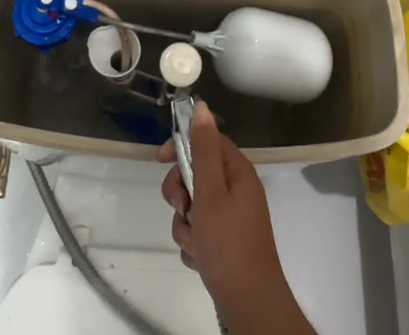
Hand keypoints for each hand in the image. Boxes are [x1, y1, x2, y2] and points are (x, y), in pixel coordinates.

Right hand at [158, 103, 310, 331]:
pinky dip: (193, 243)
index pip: (207, 141)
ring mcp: (231, 217)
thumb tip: (202, 108)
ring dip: (186, 223)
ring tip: (195, 242)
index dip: (183, 146)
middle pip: (196, 174)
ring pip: (193, 206)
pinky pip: (198, 231)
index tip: (161, 159)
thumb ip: (203, 150)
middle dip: (181, 193)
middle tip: (182, 207)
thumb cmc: (228, 242)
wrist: (247, 300)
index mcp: (238, 172)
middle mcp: (236, 190)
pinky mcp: (224, 241)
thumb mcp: (210, 191)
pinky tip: (199, 257)